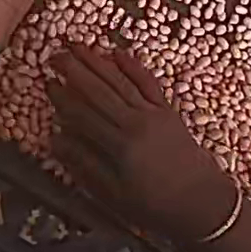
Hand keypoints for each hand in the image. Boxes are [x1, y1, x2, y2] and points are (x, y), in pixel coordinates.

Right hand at [46, 42, 241, 244]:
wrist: (203, 203)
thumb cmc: (155, 206)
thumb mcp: (114, 195)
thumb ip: (85, 165)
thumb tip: (56, 139)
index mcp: (120, 145)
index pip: (83, 114)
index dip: (63, 97)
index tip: (47, 82)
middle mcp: (135, 122)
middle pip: (99, 90)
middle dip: (75, 70)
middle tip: (54, 54)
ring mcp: (153, 113)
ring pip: (120, 81)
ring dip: (98, 61)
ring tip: (78, 46)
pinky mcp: (167, 110)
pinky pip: (147, 82)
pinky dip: (132, 66)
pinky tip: (117, 52)